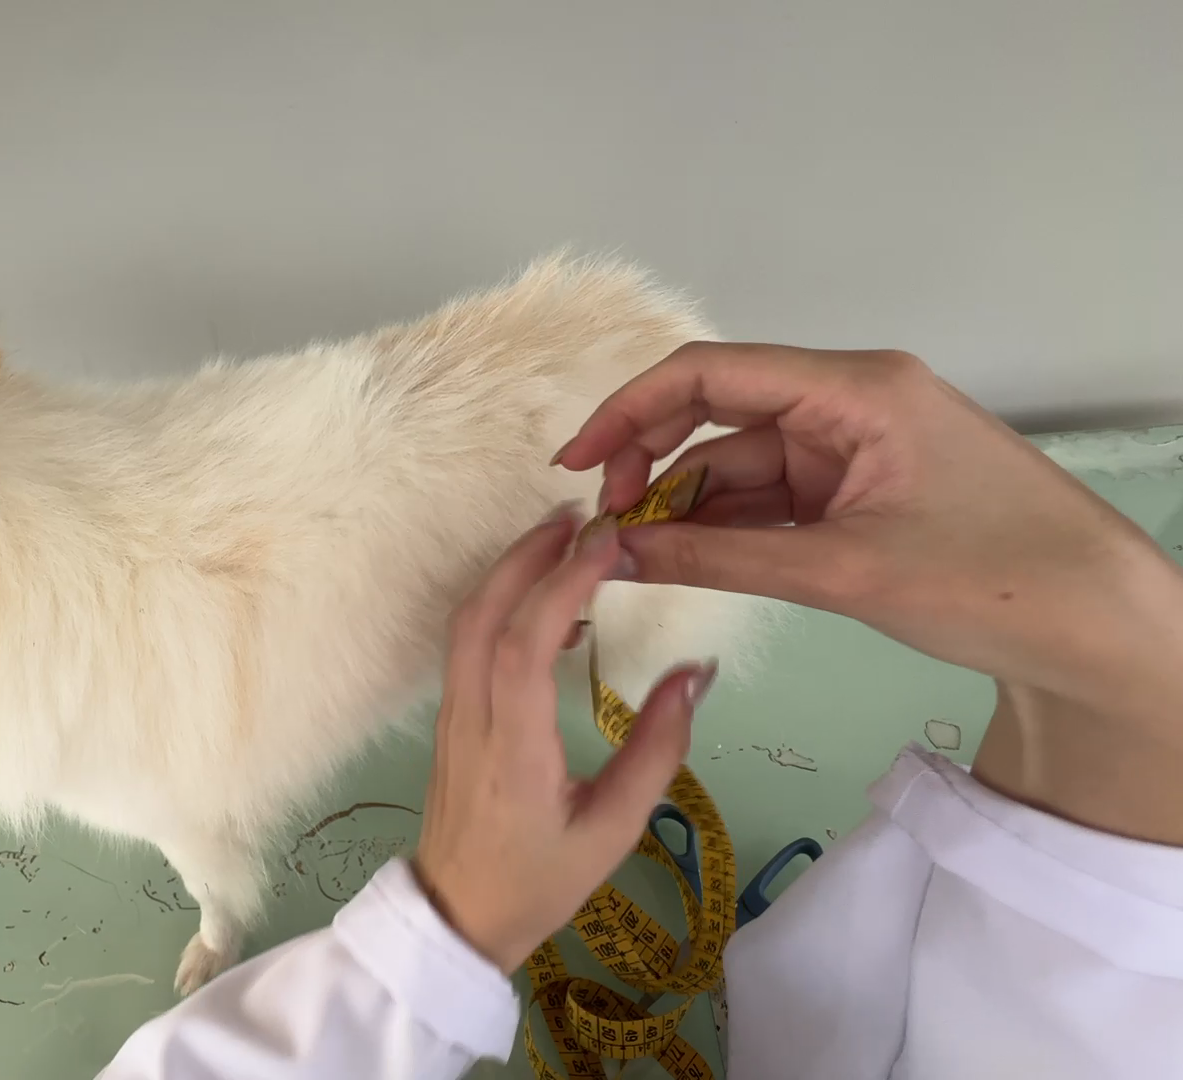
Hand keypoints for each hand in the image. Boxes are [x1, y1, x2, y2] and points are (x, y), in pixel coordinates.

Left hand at [412, 511, 715, 973]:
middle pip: (483, 613)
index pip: (525, 641)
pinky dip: (498, 606)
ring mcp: (450, 709)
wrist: (458, 907)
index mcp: (511, 743)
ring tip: (562, 545)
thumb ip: (656, 748)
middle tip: (578, 518)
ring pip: (466, 622)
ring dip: (507, 573)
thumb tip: (695, 674)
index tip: (604, 540)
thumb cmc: (540, 877)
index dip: (561, 582)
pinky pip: (466, 643)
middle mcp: (469, 713)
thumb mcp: (614, 827)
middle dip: (525, 556)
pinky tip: (544, 609)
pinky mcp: (448, 712)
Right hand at [554, 342, 1182, 841]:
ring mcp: (841, 448)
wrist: (1105, 640)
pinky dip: (710, 524)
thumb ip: (709, 557)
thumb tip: (608, 554)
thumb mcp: (835, 571)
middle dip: (646, 460)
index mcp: (853, 390)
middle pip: (709, 412)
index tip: (575, 462)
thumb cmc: (994, 584)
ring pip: (725, 462)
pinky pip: (752, 497)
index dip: (627, 411)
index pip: (708, 373)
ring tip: (635, 550)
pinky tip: (677, 553)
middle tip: (606, 518)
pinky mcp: (841, 488)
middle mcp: (841, 403)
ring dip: (676, 503)